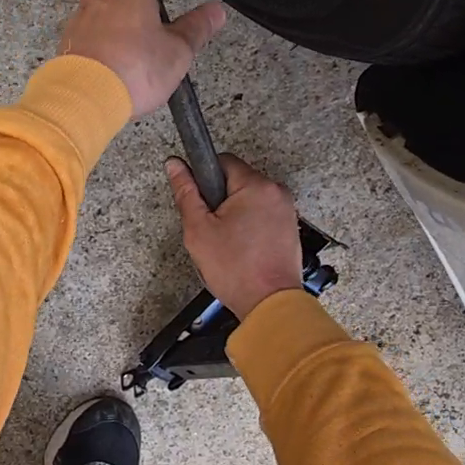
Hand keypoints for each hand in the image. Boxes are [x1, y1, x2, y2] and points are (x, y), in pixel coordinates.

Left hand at [60, 0, 226, 116]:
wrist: (87, 102)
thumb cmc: (131, 68)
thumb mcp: (177, 50)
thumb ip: (195, 30)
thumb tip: (216, 14)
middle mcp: (93, 1)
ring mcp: (78, 27)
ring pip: (88, 8)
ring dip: (104, 11)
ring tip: (128, 27)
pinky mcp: (71, 53)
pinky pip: (86, 38)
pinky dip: (100, 41)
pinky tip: (117, 57)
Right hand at [167, 153, 305, 316]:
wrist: (269, 304)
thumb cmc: (237, 270)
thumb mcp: (198, 229)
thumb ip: (186, 192)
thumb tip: (175, 166)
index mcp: (256, 186)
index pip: (222, 161)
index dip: (203, 178)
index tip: (198, 200)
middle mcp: (276, 193)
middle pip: (236, 181)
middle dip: (219, 200)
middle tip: (210, 228)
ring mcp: (286, 211)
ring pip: (248, 200)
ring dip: (233, 214)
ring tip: (226, 243)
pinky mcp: (289, 228)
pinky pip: (261, 216)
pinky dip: (248, 227)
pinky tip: (240, 249)